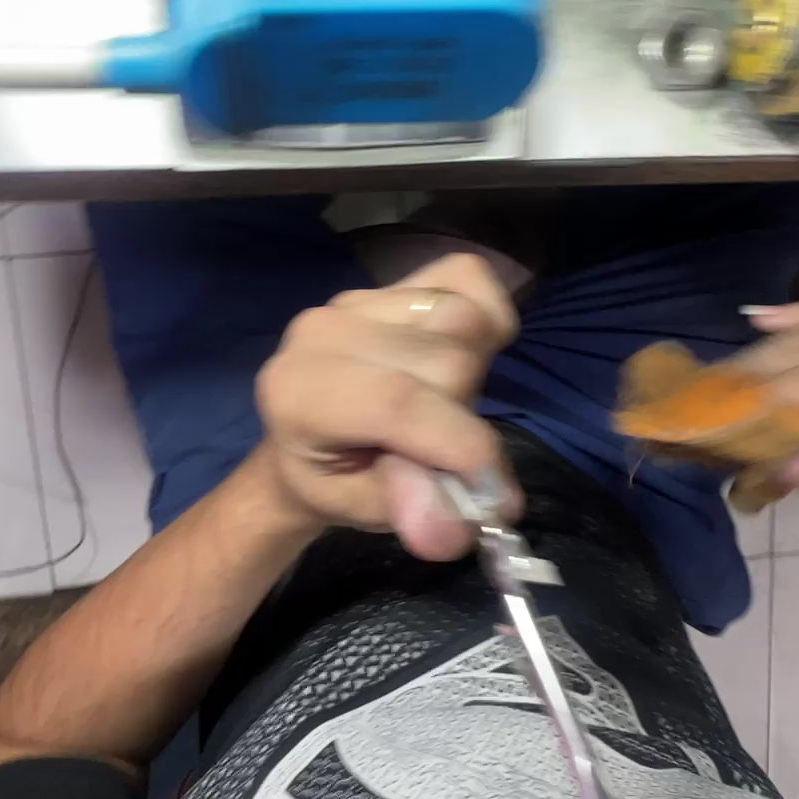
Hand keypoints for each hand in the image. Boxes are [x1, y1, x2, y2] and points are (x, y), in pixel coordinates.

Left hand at [247, 253, 521, 560]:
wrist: (306, 437)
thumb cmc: (332, 478)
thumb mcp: (363, 512)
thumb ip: (410, 509)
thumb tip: (462, 522)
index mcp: (300, 391)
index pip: (398, 401)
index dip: (463, 447)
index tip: (498, 495)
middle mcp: (323, 330)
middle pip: (446, 358)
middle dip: (465, 417)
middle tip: (446, 451)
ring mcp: (356, 299)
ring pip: (461, 316)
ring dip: (474, 369)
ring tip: (443, 404)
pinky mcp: (389, 281)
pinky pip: (464, 276)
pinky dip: (483, 316)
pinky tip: (460, 352)